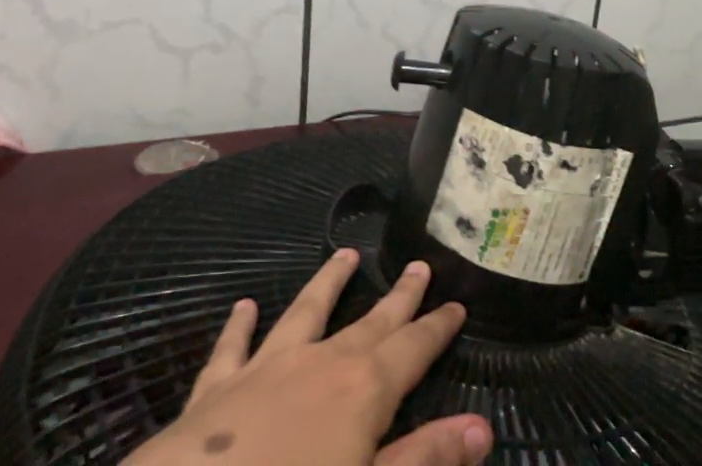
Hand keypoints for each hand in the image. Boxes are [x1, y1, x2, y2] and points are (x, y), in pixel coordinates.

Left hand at [123, 249, 493, 465]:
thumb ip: (427, 458)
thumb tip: (484, 428)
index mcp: (364, 390)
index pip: (413, 348)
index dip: (437, 327)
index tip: (457, 305)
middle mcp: (321, 363)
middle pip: (369, 323)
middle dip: (398, 297)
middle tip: (418, 266)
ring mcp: (266, 369)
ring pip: (305, 313)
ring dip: (327, 284)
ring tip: (344, 255)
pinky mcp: (217, 388)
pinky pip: (232, 347)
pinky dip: (239, 324)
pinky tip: (243, 305)